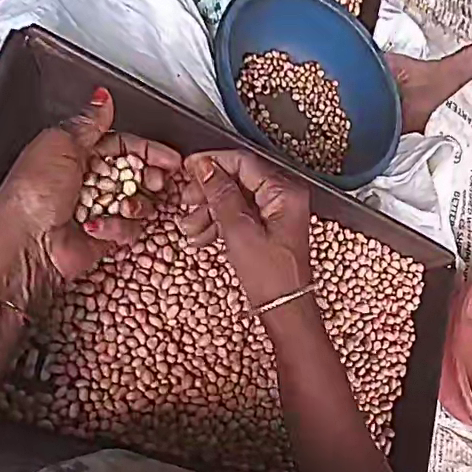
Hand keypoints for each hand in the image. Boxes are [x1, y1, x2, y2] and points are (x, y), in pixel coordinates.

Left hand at [0, 87, 178, 297]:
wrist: (28, 241)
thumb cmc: (34, 193)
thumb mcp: (60, 143)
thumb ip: (89, 122)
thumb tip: (102, 98)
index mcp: (80, 154)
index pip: (125, 146)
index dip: (149, 151)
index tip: (171, 159)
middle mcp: (92, 181)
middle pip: (138, 174)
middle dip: (151, 178)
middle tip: (155, 181)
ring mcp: (101, 209)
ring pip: (140, 203)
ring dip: (136, 204)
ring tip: (121, 206)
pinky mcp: (108, 235)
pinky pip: (132, 229)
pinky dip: (119, 228)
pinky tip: (99, 226)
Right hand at [178, 150, 311, 310]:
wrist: (285, 309)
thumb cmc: (271, 277)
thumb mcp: (239, 231)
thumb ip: (221, 194)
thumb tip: (205, 167)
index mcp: (285, 192)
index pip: (244, 162)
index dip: (213, 163)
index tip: (188, 169)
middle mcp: (285, 197)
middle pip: (238, 180)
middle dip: (208, 192)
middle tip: (186, 201)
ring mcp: (278, 213)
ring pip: (236, 199)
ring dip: (210, 211)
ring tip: (190, 228)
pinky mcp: (270, 228)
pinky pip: (241, 216)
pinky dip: (220, 224)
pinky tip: (202, 237)